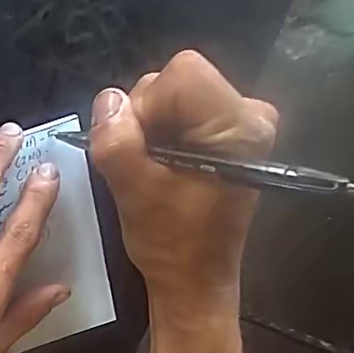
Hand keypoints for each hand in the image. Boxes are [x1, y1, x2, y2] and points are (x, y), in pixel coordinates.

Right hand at [86, 51, 279, 316]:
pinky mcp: (219, 134)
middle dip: (141, 119)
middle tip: (138, 165)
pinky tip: (153, 167)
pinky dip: (152, 136)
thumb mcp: (136, 194)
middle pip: (173, 81)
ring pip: (168, 96)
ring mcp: (234, 121)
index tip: (134, 150)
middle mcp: (247, 112)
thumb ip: (118, 143)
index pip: (180, 74)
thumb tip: (107, 101)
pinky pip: (173, 113)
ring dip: (143, 130)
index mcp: (239, 124)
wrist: (193, 278)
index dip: (144, 106)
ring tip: (145, 170)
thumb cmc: (171, 243)